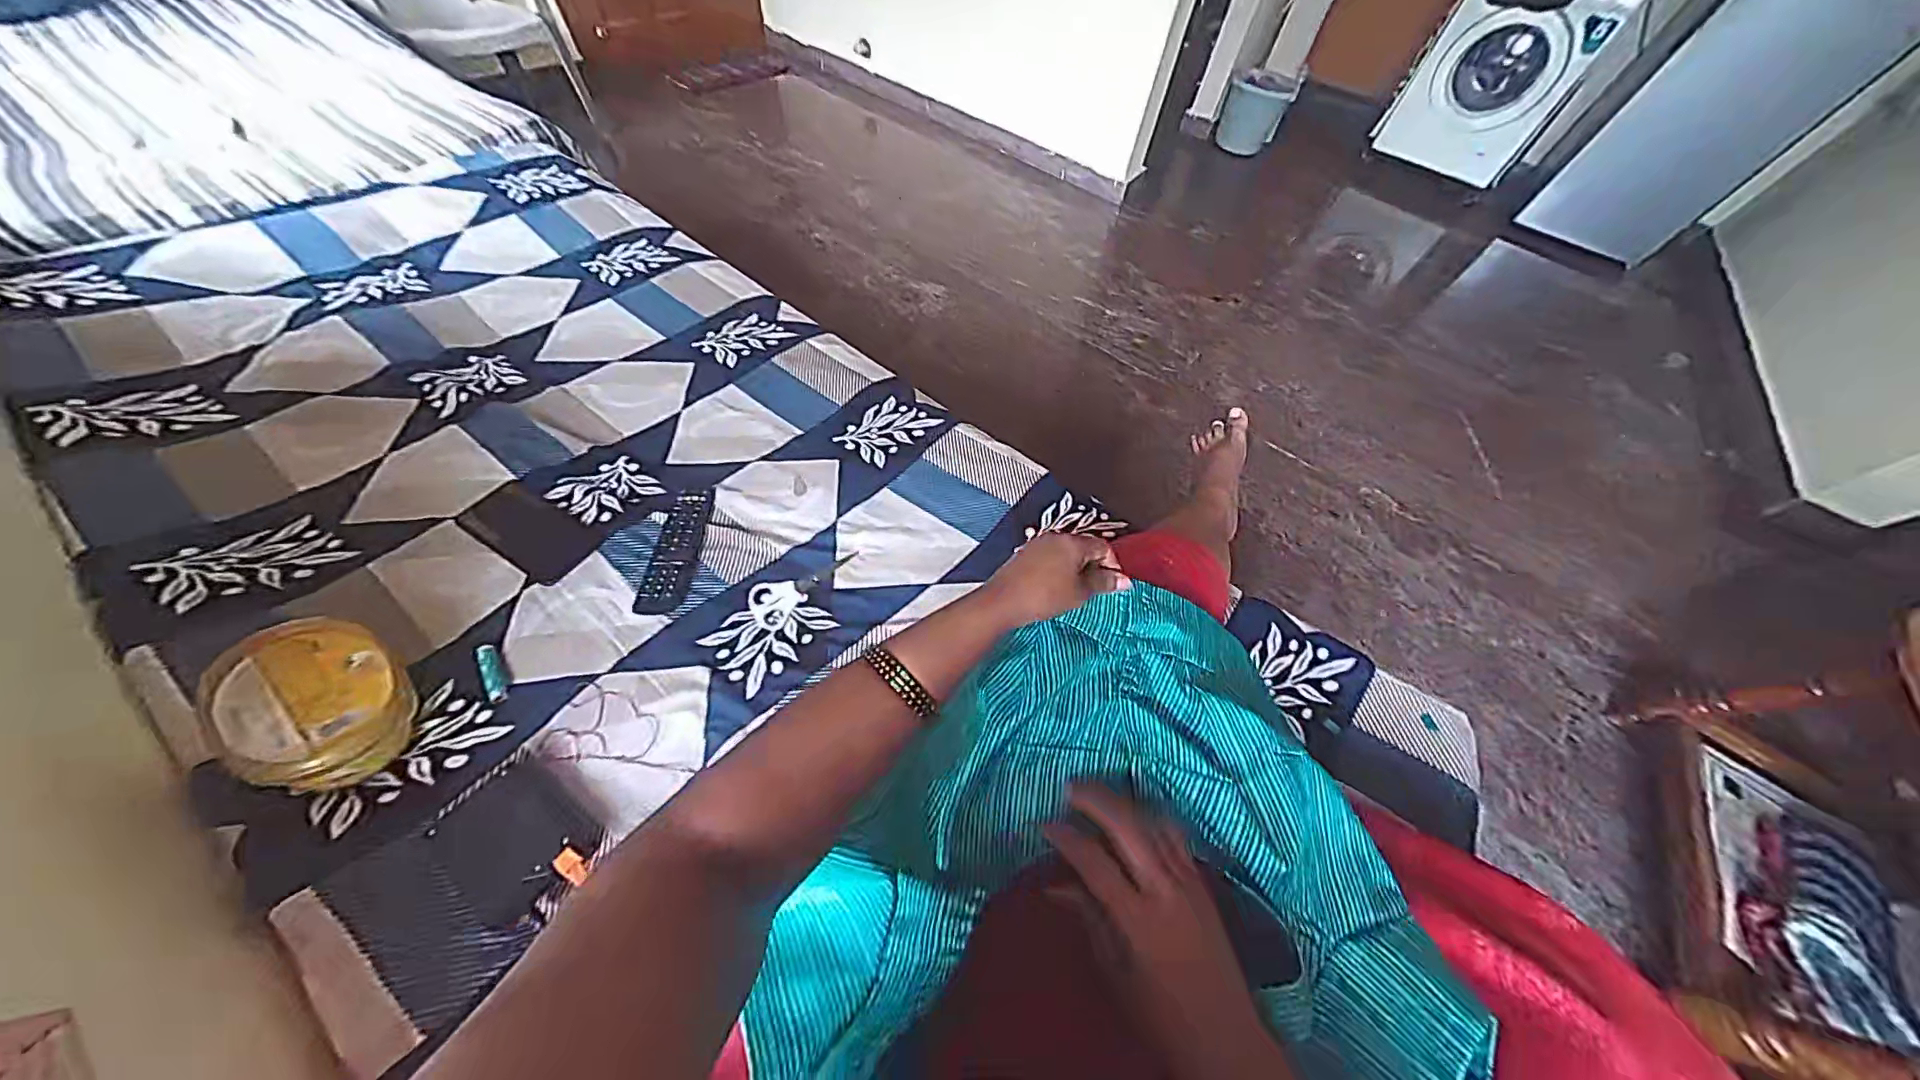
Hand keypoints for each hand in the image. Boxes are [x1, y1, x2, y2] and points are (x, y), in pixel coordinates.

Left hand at [975, 532, 1128, 629]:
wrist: (1003, 602)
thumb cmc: (1044, 596)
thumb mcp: (1080, 592)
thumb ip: (1104, 582)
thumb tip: (1124, 580)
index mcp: (1073, 542)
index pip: (1103, 547)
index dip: (1113, 565)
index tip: (1112, 583)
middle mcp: (1055, 537)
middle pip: (1084, 547)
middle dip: (1094, 566)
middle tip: (1095, 589)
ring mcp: (1038, 544)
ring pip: (1067, 553)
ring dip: (1076, 569)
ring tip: (1075, 591)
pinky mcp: (1026, 554)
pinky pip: (1051, 558)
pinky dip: (1059, 570)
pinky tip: (1055, 588)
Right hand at [1042, 783, 1294, 1079]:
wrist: (1227, 1039)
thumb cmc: (1161, 1016)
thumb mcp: (1114, 971)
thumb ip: (1088, 918)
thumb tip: (1055, 886)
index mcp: (1138, 919)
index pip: (1094, 863)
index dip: (1066, 838)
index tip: (1045, 825)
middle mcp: (1165, 891)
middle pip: (1128, 827)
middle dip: (1096, 801)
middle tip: (1070, 788)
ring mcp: (1189, 883)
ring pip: (1154, 824)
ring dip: (1124, 803)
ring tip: (1098, 793)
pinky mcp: (1203, 883)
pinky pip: (1175, 837)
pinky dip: (1151, 818)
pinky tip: (1135, 814)